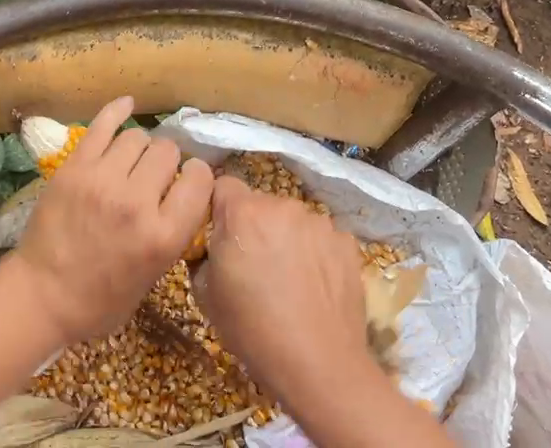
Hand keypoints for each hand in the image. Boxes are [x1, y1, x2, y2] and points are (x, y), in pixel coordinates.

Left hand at [5, 96, 213, 344]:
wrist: (43, 294)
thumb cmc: (101, 298)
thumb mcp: (154, 276)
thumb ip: (173, 232)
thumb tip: (185, 194)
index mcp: (163, 235)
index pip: (199, 180)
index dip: (197, 176)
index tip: (189, 179)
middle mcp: (137, 202)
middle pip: (167, 152)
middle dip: (168, 160)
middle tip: (155, 173)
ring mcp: (103, 180)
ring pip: (137, 137)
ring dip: (141, 145)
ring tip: (134, 158)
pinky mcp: (74, 167)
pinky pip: (102, 126)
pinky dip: (117, 110)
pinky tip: (127, 104)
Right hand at [191, 176, 373, 409]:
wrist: (318, 366)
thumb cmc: (252, 329)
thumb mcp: (205, 293)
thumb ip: (204, 254)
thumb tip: (212, 248)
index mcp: (241, 212)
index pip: (222, 185)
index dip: (218, 209)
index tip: (220, 236)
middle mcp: (281, 206)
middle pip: (260, 203)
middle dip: (254, 226)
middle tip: (254, 264)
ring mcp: (318, 223)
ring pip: (292, 220)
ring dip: (286, 237)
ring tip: (290, 277)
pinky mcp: (346, 243)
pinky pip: (322, 237)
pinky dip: (316, 252)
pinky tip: (316, 284)